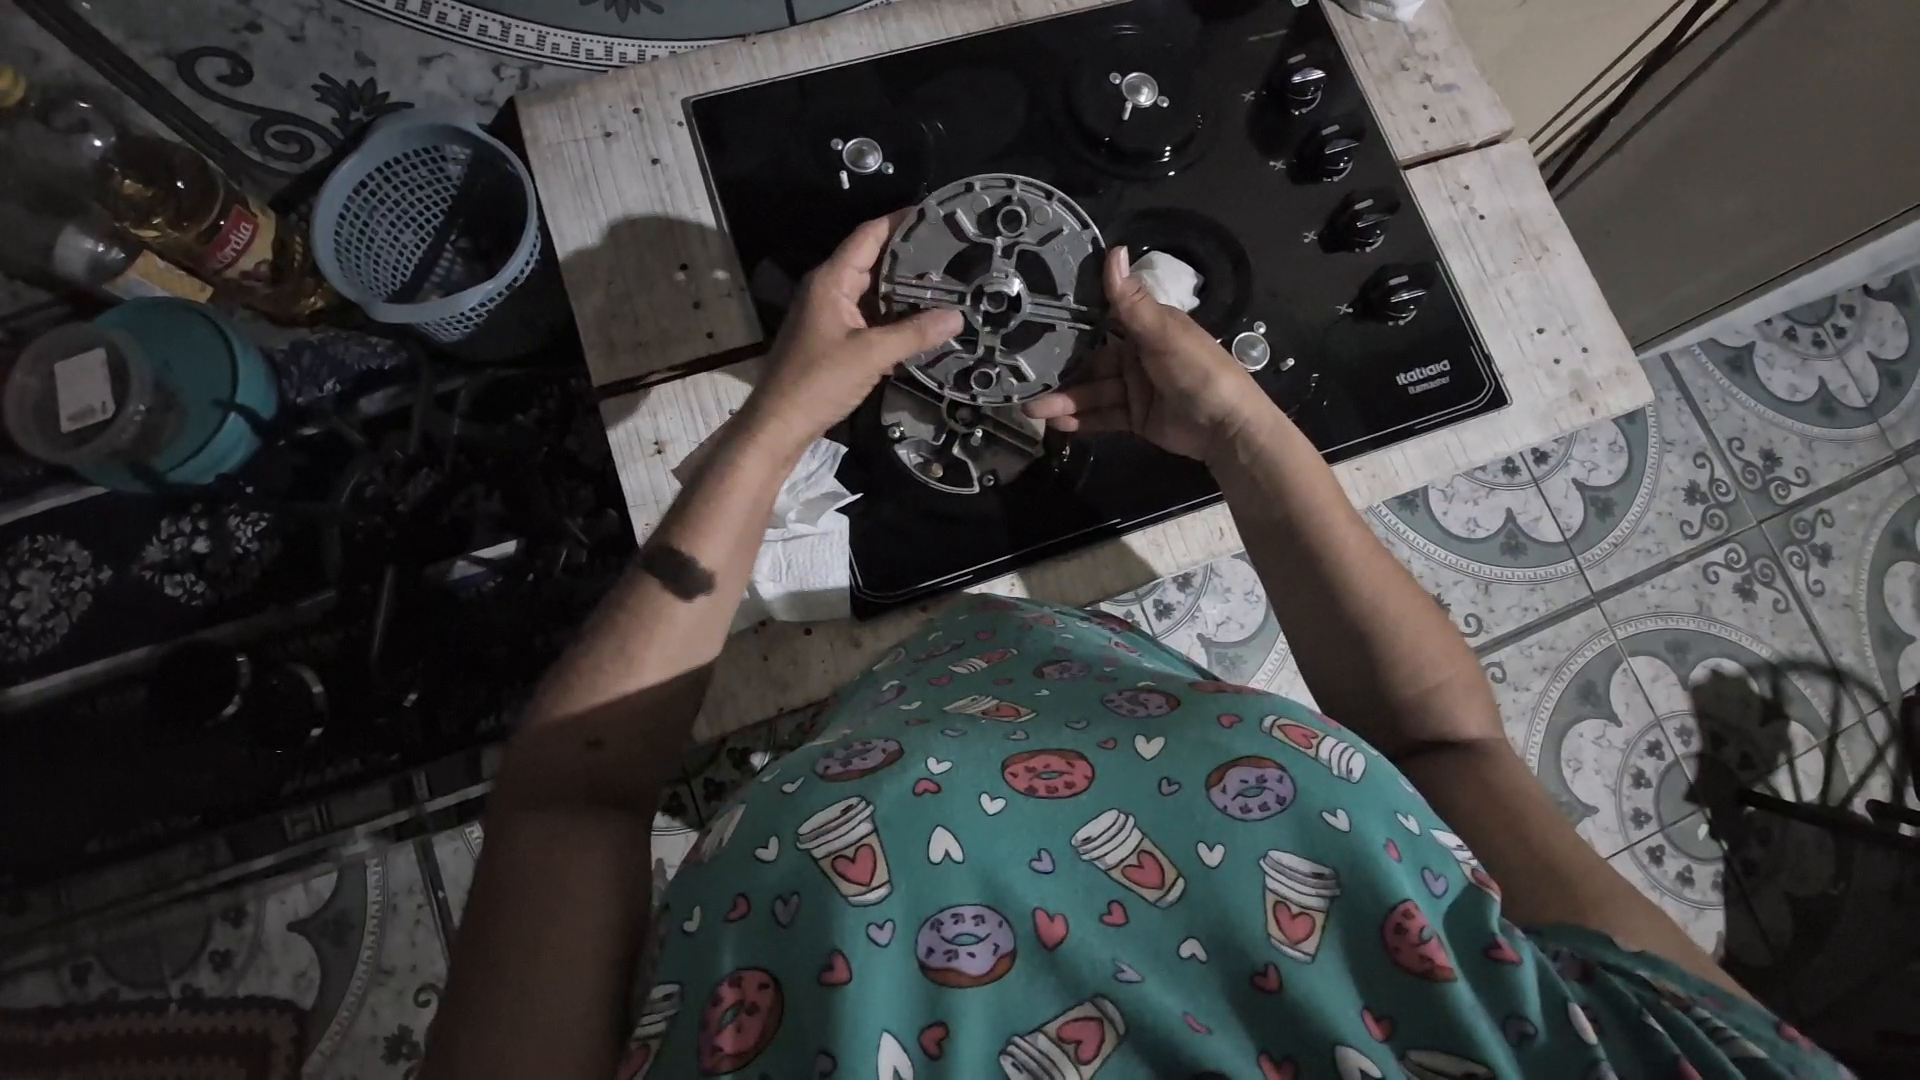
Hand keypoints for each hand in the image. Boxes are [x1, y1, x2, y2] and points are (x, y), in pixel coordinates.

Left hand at [738, 215, 963, 452]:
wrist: (781, 421)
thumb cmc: (818, 382)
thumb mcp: (872, 355)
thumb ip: (915, 334)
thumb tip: (956, 316)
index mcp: (831, 281)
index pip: (869, 236)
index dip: (900, 221)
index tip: (934, 214)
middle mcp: (829, 289)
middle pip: (873, 261)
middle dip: (909, 257)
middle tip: (951, 254)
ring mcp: (830, 314)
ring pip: (873, 292)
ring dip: (904, 291)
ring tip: (946, 286)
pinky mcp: (834, 338)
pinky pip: (869, 317)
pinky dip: (893, 318)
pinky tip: (921, 324)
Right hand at [1024, 246, 1269, 462]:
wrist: (1227, 426)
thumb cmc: (1199, 371)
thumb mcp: (1165, 334)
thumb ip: (1132, 302)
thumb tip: (1114, 251)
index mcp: (1145, 328)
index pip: (1100, 321)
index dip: (1069, 325)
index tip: (1034, 324)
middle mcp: (1135, 356)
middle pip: (1089, 363)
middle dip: (1059, 374)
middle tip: (1023, 381)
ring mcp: (1134, 389)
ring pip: (1091, 393)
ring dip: (1063, 401)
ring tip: (1032, 411)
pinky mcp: (1135, 418)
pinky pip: (1102, 417)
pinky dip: (1080, 421)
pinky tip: (1056, 424)